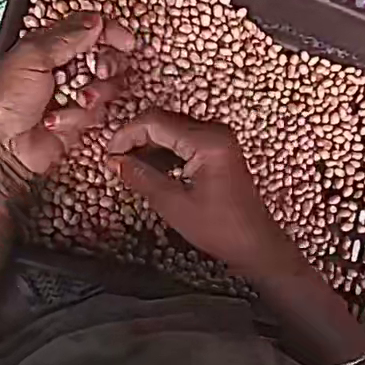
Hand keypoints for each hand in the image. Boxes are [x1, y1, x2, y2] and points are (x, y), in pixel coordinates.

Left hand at [0, 11, 134, 201]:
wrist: (2, 148)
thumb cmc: (5, 102)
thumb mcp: (32, 58)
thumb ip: (66, 37)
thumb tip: (96, 21)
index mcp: (48, 46)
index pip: (87, 29)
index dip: (109, 32)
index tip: (126, 42)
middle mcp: (63, 68)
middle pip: (105, 57)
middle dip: (107, 65)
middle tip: (100, 72)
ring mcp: (72, 95)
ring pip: (107, 86)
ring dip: (96, 93)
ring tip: (78, 101)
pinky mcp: (78, 120)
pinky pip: (97, 113)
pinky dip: (78, 117)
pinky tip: (57, 122)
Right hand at [106, 109, 299, 278]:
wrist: (255, 243)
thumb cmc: (219, 228)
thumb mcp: (173, 204)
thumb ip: (141, 178)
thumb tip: (114, 161)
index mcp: (207, 140)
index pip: (155, 122)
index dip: (126, 135)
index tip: (109, 155)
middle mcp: (214, 131)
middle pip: (163, 121)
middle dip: (135, 138)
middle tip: (115, 162)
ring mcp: (218, 139)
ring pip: (171, 129)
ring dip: (147, 145)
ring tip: (127, 168)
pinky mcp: (218, 149)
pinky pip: (183, 140)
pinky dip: (163, 152)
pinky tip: (148, 170)